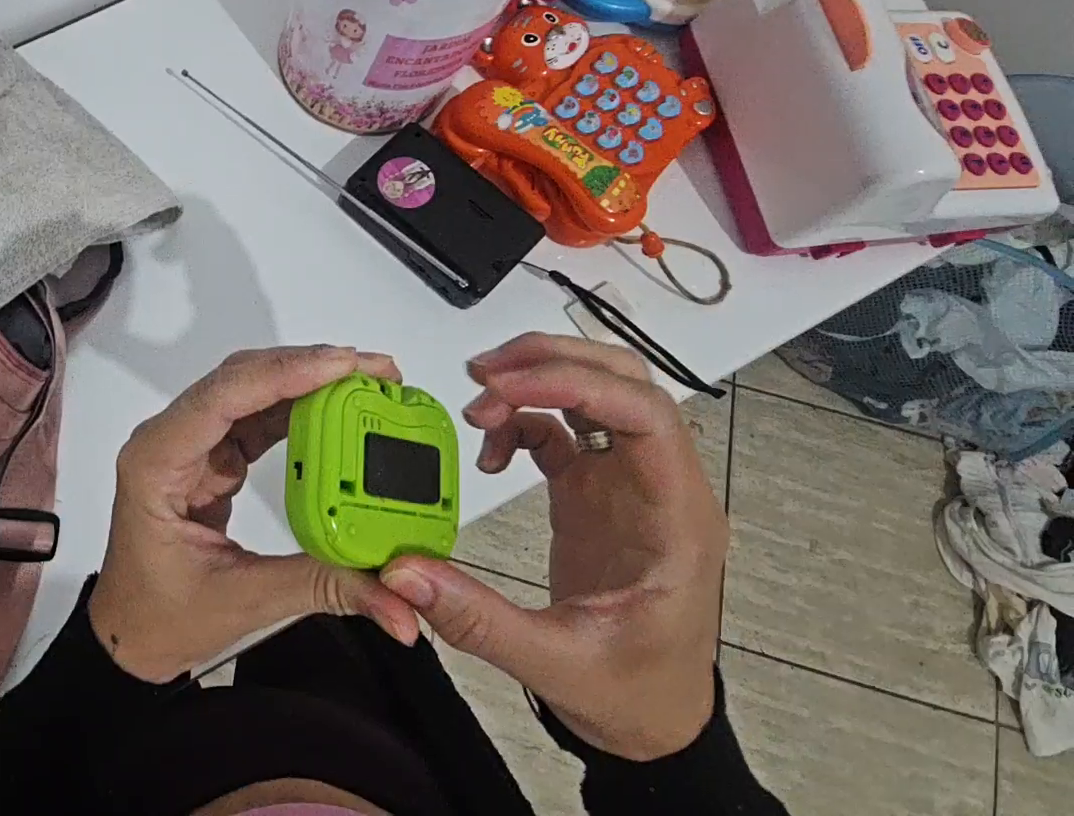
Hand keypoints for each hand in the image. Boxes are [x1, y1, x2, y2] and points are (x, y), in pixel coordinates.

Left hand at [87, 346, 422, 681]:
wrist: (130, 629)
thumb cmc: (158, 613)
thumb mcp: (242, 600)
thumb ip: (321, 587)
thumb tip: (394, 595)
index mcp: (157, 463)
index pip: (219, 399)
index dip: (281, 374)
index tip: (339, 365)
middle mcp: (171, 441)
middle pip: (239, 380)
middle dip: (306, 366)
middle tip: (370, 369)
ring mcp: (193, 445)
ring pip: (252, 391)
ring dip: (308, 381)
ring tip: (365, 381)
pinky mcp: (214, 457)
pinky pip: (258, 417)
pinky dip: (300, 408)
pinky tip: (338, 408)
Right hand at [378, 333, 727, 760]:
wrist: (650, 717)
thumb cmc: (631, 691)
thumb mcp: (553, 662)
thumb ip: (475, 617)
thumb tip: (402, 569)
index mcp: (674, 518)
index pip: (644, 414)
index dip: (574, 383)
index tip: (504, 385)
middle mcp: (656, 486)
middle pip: (621, 381)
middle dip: (550, 360)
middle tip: (482, 373)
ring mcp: (624, 483)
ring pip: (592, 392)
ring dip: (532, 379)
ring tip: (476, 402)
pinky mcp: (593, 490)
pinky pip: (560, 427)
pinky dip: (519, 420)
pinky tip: (489, 448)